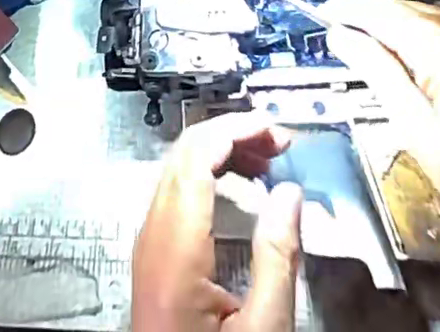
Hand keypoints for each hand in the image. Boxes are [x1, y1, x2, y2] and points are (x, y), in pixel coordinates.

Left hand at [132, 113, 303, 331]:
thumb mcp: (261, 330)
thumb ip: (278, 257)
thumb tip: (290, 193)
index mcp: (174, 246)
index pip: (197, 154)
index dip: (236, 128)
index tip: (273, 127)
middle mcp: (152, 233)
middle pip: (186, 152)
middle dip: (234, 133)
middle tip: (278, 142)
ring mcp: (149, 241)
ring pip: (181, 167)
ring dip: (223, 150)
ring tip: (268, 159)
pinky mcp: (155, 252)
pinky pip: (179, 190)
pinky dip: (211, 173)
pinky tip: (241, 185)